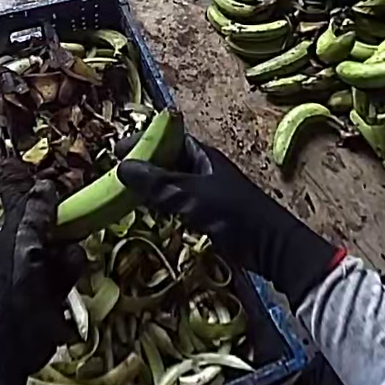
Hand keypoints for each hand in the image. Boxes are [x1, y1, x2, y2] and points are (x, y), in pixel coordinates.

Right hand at [118, 136, 338, 304]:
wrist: (270, 246)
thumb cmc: (234, 214)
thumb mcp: (192, 197)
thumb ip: (159, 184)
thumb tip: (122, 166)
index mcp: (201, 154)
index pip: (166, 137)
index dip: (142, 140)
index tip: (115, 150)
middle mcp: (201, 167)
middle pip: (165, 158)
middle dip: (141, 162)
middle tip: (113, 173)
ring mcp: (203, 190)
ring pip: (169, 180)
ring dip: (148, 184)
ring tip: (121, 192)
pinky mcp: (205, 212)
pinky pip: (175, 201)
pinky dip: (158, 203)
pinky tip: (145, 212)